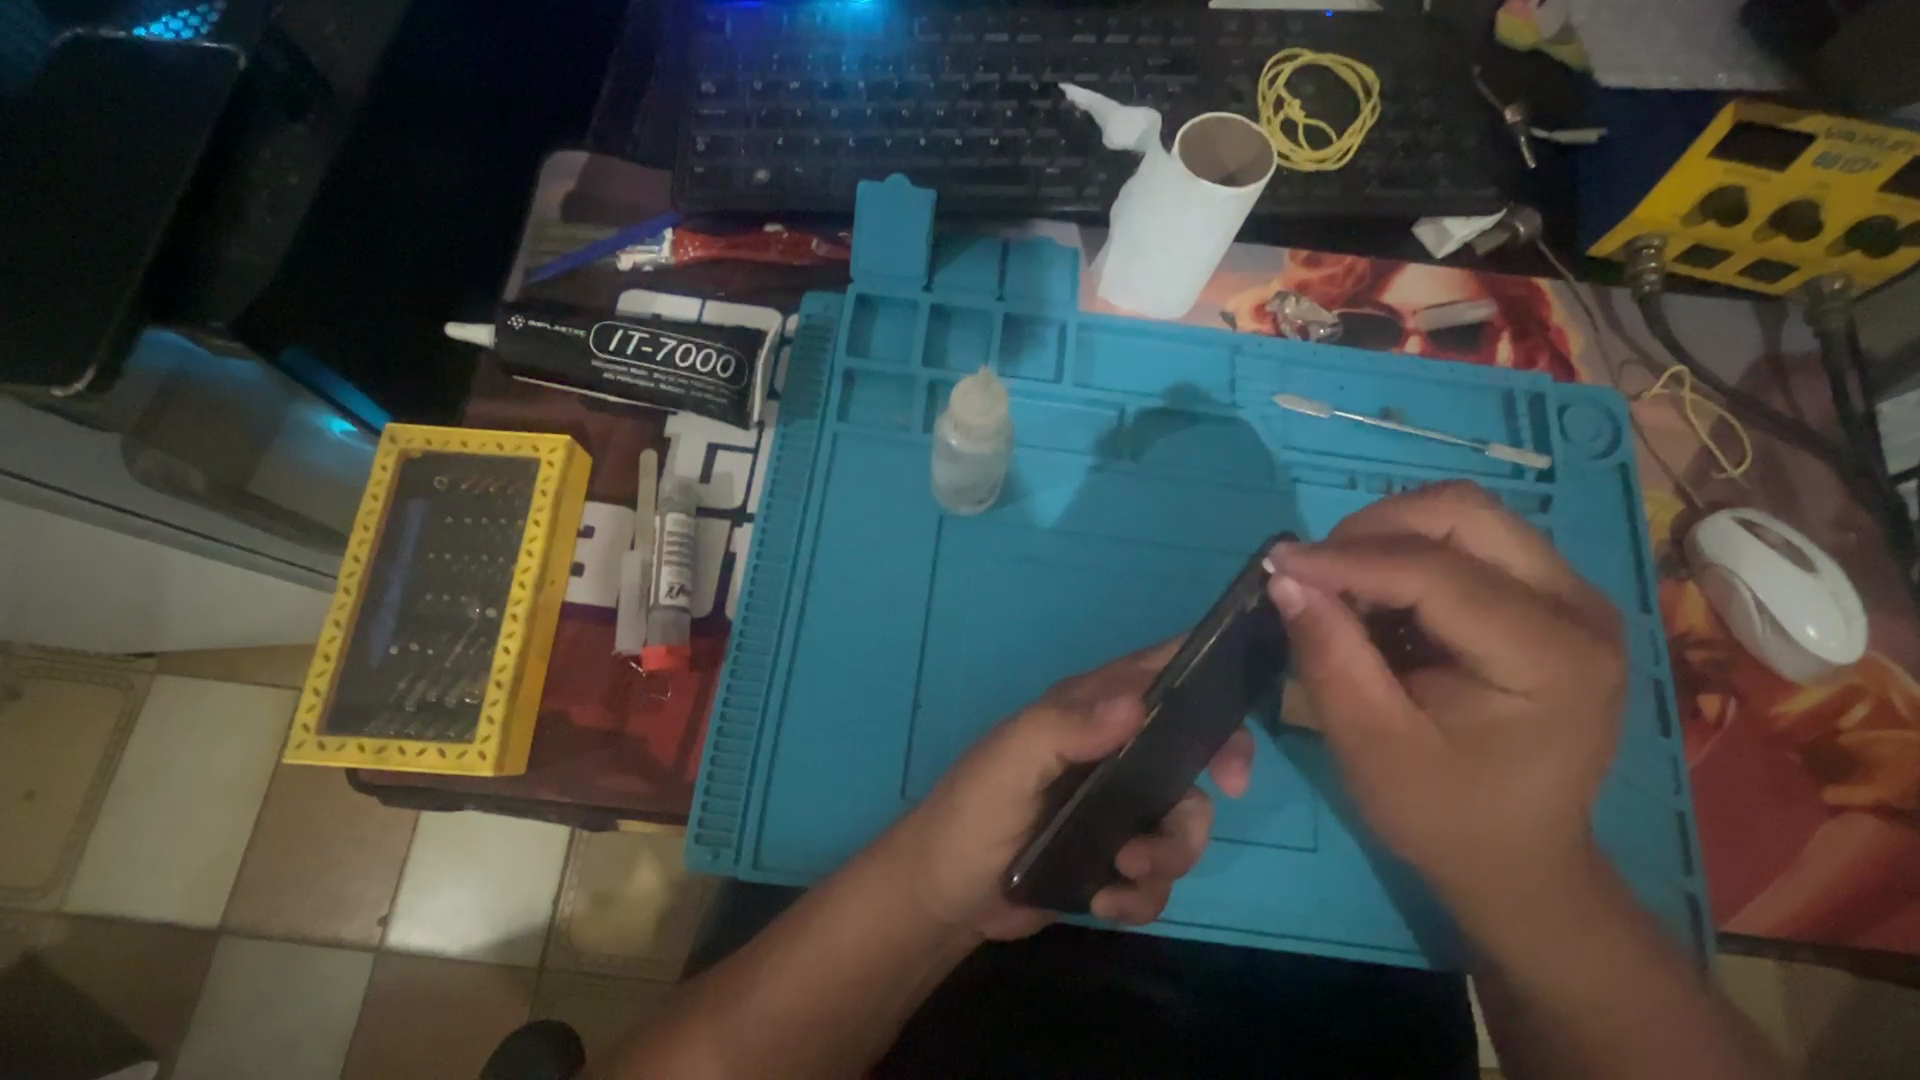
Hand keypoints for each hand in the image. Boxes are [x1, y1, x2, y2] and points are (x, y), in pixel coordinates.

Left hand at [882, 641, 1255, 941]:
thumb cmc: (970, 814)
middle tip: (1204, 810)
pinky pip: (1158, 876)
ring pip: (1183, 824)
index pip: (1159, 677)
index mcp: (1086, 713)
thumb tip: (1137, 704)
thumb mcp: (1009, 762)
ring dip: (1168, 855)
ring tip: (1122, 870)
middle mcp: (1111, 755)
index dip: (1208, 687)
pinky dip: (1143, 895)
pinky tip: (1106, 903)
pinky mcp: (1112, 860)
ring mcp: (1115, 810)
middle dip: (1207, 789)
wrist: (943, 898)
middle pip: (1192, 757)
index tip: (1230, 735)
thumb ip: (1065, 726)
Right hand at [1265, 481, 1625, 917]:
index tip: (1275, 564)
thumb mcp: (1371, 746)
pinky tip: (1380, 604)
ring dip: (1389, 538)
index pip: (1438, 572)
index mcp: (1552, 658)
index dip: (1347, 559)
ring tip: (1344, 592)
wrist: (1520, 859)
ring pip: (1466, 517)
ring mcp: (1573, 596)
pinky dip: (1409, 555)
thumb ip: (1330, 657)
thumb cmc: (1445, 815)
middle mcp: (1580, 608)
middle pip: (1464, 514)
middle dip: (1372, 531)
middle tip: (1315, 575)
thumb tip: (1285, 577)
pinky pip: (1470, 542)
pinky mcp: (1552, 598)